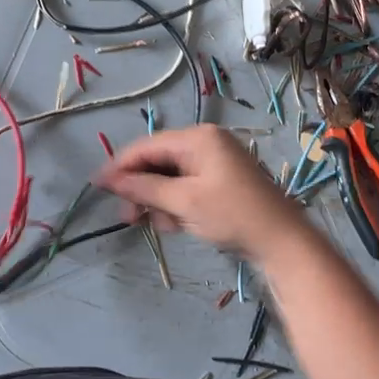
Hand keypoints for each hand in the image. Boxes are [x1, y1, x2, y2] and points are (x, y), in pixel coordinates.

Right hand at [94, 125, 308, 256]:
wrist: (281, 240)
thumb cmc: (232, 216)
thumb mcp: (184, 202)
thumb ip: (144, 188)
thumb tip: (109, 179)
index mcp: (198, 138)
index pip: (146, 146)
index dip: (119, 167)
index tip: (97, 188)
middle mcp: (205, 142)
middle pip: (156, 161)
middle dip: (142, 190)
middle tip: (129, 219)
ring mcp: (214, 161)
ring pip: (169, 177)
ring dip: (159, 202)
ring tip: (166, 226)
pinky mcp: (219, 181)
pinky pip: (185, 187)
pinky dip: (176, 205)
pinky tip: (179, 225)